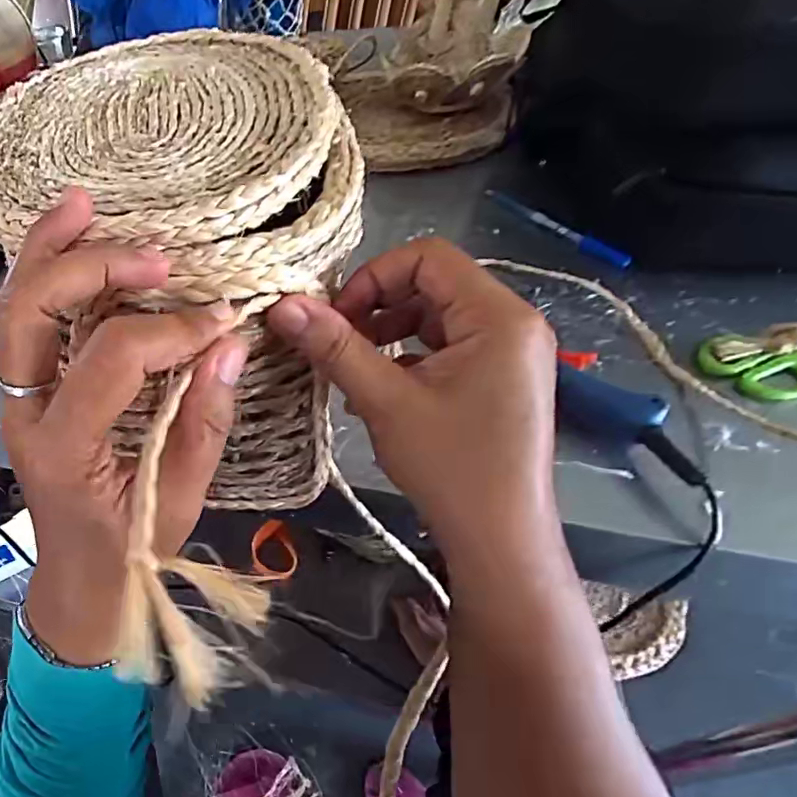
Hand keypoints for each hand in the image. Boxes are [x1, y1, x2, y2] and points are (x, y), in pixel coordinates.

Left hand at [0, 188, 246, 664]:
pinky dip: (44, 273)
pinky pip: (24, 319)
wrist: (76, 581)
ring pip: (13, 306)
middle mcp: (24, 413)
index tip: (220, 322)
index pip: (110, 362)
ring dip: (47, 249)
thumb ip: (202, 422)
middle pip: (29, 314)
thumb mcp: (179, 500)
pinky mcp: (25, 390)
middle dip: (90, 269)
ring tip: (85, 204)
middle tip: (154, 256)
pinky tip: (72, 239)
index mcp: (64, 449)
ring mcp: (16, 398)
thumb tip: (228, 346)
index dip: (170, 332)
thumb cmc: (127, 552)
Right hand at [267, 239, 557, 535]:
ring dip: (388, 337)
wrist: (500, 540)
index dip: (373, 277)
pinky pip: (447, 349)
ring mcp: (511, 354)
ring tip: (355, 374)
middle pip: (432, 286)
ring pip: (435, 319)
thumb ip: (335, 347)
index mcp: (498, 316)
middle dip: (378, 309)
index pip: (428, 256)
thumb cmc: (450, 467)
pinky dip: (409, 360)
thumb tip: (283, 304)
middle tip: (338, 346)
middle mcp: (513, 324)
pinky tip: (382, 394)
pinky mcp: (501, 380)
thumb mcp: (386, 401)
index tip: (336, 318)